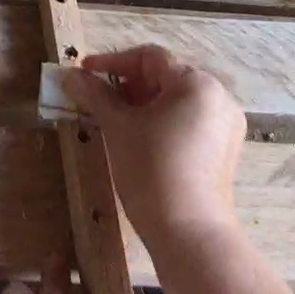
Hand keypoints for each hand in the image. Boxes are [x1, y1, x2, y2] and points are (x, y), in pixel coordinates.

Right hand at [62, 44, 245, 241]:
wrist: (189, 235)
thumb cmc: (151, 170)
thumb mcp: (117, 127)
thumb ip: (94, 94)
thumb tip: (69, 75)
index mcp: (196, 84)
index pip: (149, 58)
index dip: (112, 62)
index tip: (84, 73)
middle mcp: (218, 97)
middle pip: (165, 77)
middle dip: (128, 84)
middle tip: (98, 99)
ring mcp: (225, 126)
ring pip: (176, 101)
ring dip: (143, 103)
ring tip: (114, 120)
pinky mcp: (224, 151)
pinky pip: (188, 121)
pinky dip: (162, 121)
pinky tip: (139, 138)